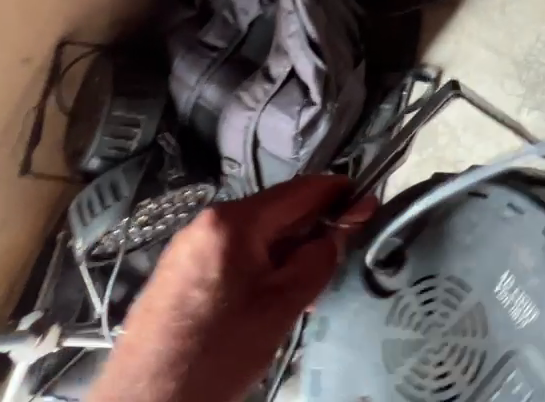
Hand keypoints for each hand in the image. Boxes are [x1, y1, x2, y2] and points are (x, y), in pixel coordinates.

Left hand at [89, 176, 374, 401]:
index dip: (339, 193)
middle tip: (341, 255)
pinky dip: (260, 266)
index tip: (368, 203)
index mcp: (233, 220)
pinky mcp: (176, 274)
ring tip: (306, 289)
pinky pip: (232, 256)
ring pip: (255, 237)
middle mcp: (206, 222)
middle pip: (276, 211)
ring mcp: (187, 247)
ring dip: (287, 252)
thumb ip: (319, 259)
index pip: (301, 190)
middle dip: (312, 229)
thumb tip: (339, 230)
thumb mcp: (282, 306)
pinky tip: (270, 299)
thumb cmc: (217, 354)